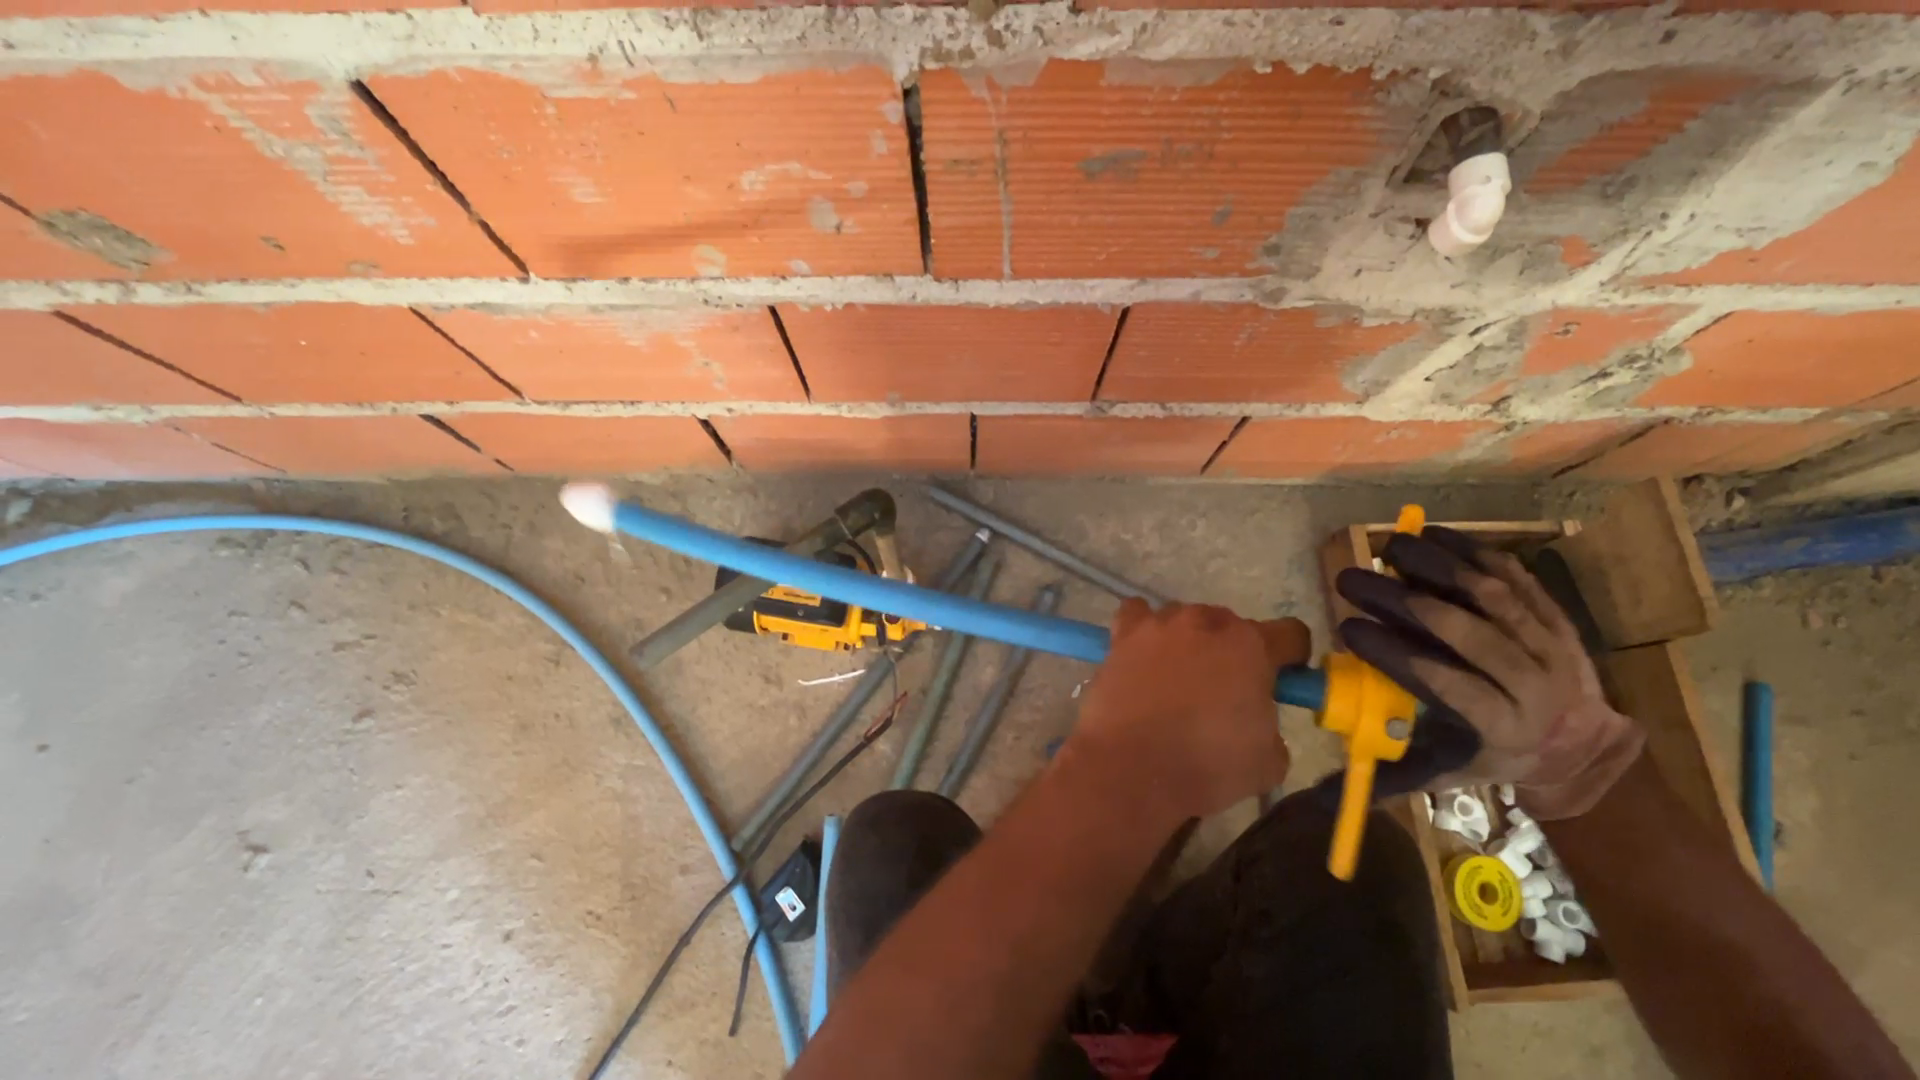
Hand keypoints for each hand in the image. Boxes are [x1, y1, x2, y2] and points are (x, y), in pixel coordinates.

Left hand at [1064, 599, 1310, 823]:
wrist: (1131, 770)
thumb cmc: (1207, 766)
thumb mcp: (1269, 761)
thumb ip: (1271, 728)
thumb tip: (1255, 722)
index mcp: (1252, 646)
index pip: (1290, 633)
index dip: (1290, 658)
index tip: (1281, 683)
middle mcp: (1205, 623)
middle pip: (1231, 625)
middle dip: (1233, 652)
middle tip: (1223, 692)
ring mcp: (1159, 626)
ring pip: (1184, 619)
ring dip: (1188, 641)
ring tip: (1177, 679)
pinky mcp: (1121, 639)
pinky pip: (1136, 616)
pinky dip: (1142, 631)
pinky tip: (1142, 657)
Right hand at [1334, 527, 1644, 819]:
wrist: (1581, 745)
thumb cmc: (1495, 757)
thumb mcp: (1445, 772)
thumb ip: (1385, 777)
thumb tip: (1310, 796)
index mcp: (1501, 726)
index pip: (1446, 683)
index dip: (1395, 654)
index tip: (1347, 630)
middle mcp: (1533, 684)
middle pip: (1467, 633)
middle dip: (1403, 602)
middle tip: (1350, 580)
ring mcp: (1551, 645)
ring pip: (1494, 597)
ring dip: (1438, 567)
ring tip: (1389, 548)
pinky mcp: (1557, 616)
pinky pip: (1517, 578)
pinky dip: (1474, 554)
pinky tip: (1433, 538)